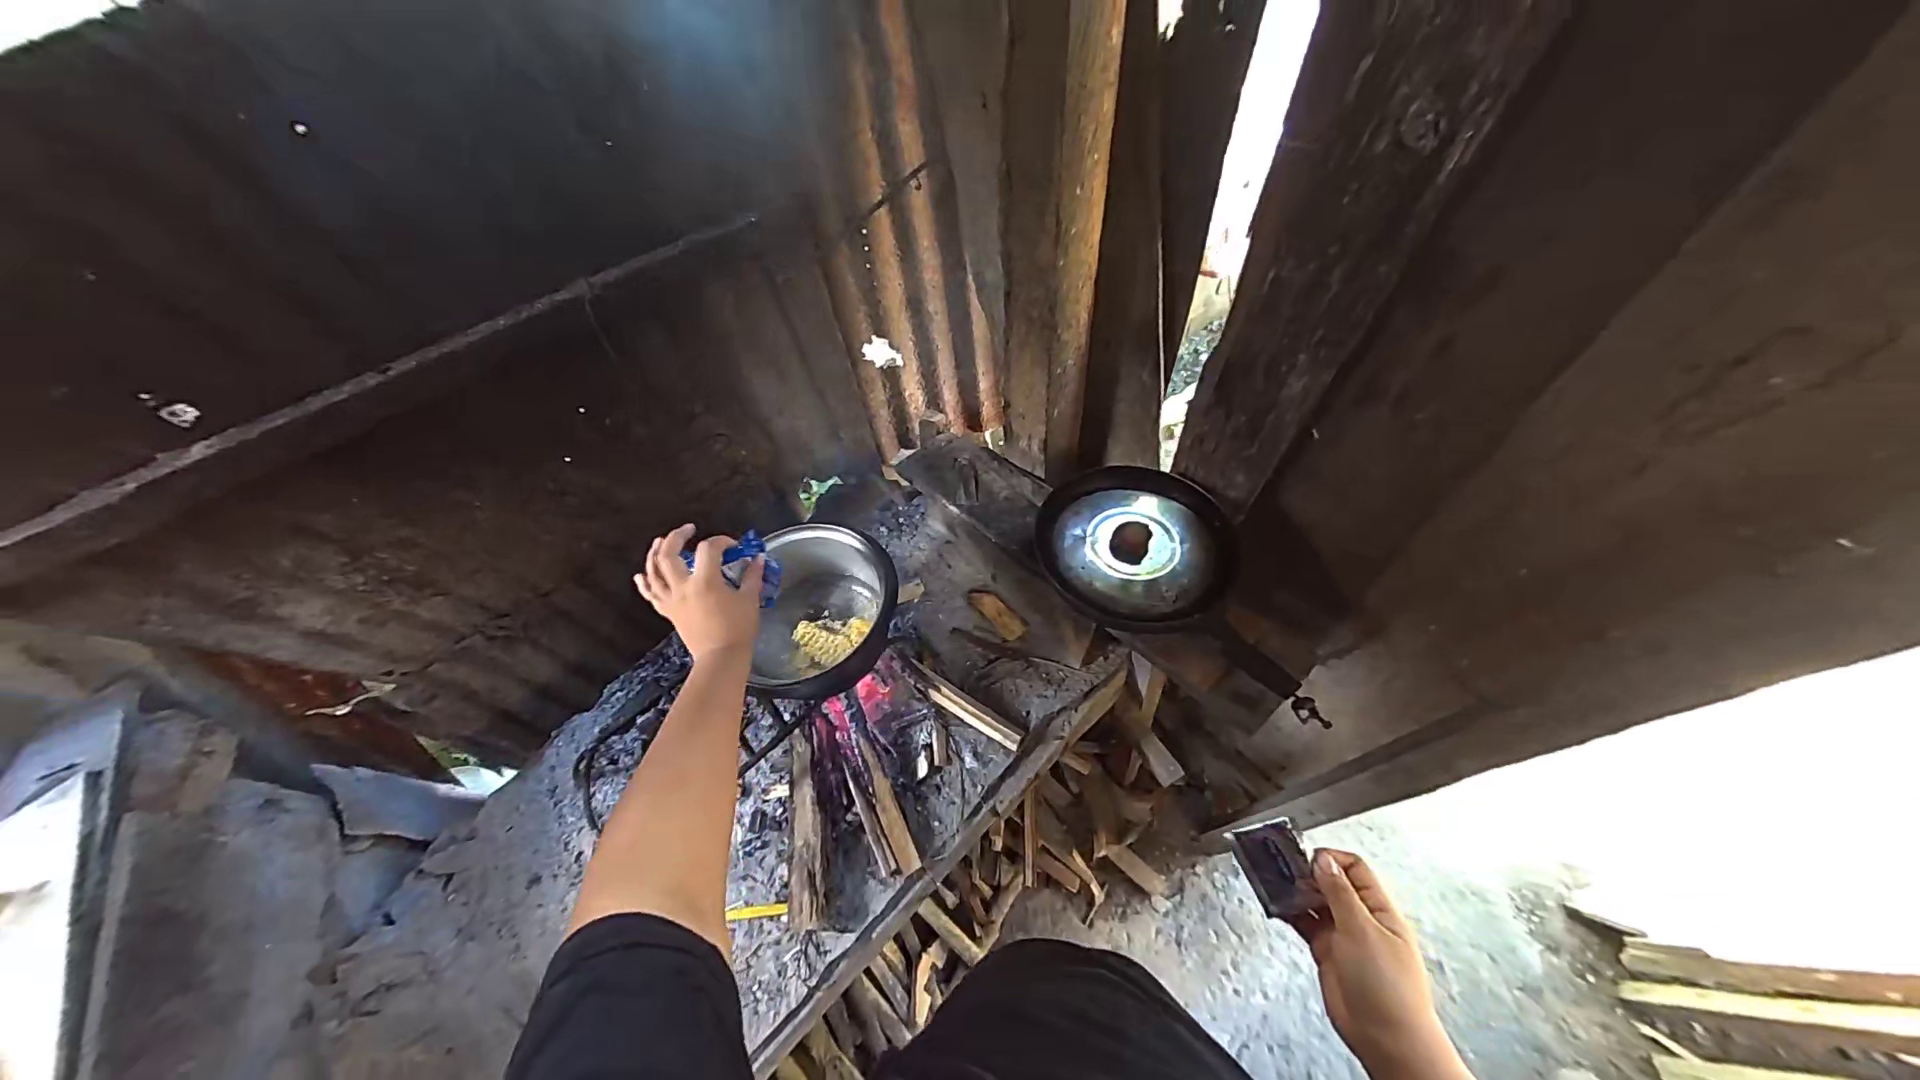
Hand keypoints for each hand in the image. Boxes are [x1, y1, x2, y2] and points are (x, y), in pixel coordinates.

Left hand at [634, 524, 763, 665]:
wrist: (721, 657)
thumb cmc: (738, 629)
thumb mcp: (750, 599)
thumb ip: (753, 576)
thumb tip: (757, 560)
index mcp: (705, 581)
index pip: (708, 549)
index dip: (721, 541)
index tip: (732, 546)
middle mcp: (683, 587)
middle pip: (668, 554)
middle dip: (676, 537)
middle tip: (688, 530)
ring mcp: (672, 600)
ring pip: (653, 571)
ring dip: (654, 553)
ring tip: (660, 542)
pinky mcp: (668, 612)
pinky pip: (651, 595)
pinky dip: (644, 583)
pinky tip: (641, 574)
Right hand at [1286, 849, 1470, 1079]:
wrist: (1387, 1040)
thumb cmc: (1390, 991)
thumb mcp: (1362, 931)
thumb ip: (1340, 893)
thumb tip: (1324, 860)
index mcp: (1379, 909)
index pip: (1354, 868)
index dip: (1330, 859)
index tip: (1306, 860)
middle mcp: (1361, 919)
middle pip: (1331, 882)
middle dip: (1308, 874)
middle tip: (1285, 871)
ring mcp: (1343, 936)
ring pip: (1315, 901)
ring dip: (1296, 892)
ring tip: (1277, 886)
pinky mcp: (1327, 951)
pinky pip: (1304, 923)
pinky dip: (1289, 912)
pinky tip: (1277, 906)